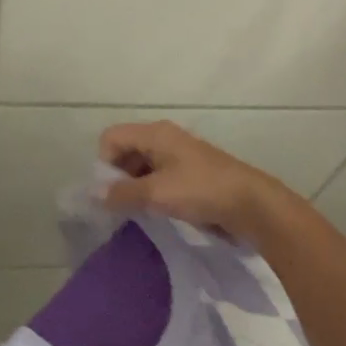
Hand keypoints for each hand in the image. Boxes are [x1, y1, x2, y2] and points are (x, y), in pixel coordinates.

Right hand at [97, 120, 297, 243]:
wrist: (250, 204)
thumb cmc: (201, 191)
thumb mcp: (155, 193)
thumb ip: (121, 193)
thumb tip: (94, 195)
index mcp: (155, 133)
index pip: (111, 138)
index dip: (104, 163)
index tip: (112, 192)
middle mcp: (165, 138)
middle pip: (126, 151)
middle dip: (118, 177)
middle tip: (123, 206)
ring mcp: (180, 156)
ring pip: (142, 167)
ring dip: (135, 188)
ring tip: (140, 212)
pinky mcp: (191, 175)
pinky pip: (159, 179)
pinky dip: (152, 193)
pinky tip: (158, 212)